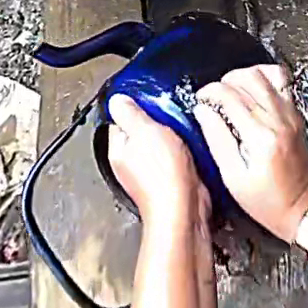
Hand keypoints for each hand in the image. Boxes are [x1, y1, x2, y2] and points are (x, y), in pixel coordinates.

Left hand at [107, 95, 206, 230]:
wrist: (185, 209)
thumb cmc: (163, 175)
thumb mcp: (144, 131)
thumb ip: (129, 113)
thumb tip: (116, 100)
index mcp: (118, 149)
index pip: (121, 117)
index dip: (136, 105)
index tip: (151, 97)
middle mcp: (131, 161)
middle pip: (142, 128)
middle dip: (157, 118)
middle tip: (170, 111)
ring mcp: (151, 170)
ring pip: (160, 139)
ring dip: (172, 132)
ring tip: (183, 126)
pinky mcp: (170, 177)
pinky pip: (175, 153)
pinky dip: (183, 146)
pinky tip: (191, 143)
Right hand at [194, 65, 307, 241]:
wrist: (304, 206)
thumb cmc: (269, 201)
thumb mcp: (233, 178)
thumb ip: (217, 140)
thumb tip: (203, 112)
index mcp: (260, 137)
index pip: (230, 96)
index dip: (210, 92)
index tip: (201, 100)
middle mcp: (277, 119)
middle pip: (247, 78)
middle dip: (223, 82)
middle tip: (213, 96)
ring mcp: (289, 113)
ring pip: (263, 74)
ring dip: (241, 76)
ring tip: (230, 91)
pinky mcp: (295, 112)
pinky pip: (280, 80)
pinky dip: (262, 76)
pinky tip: (252, 87)